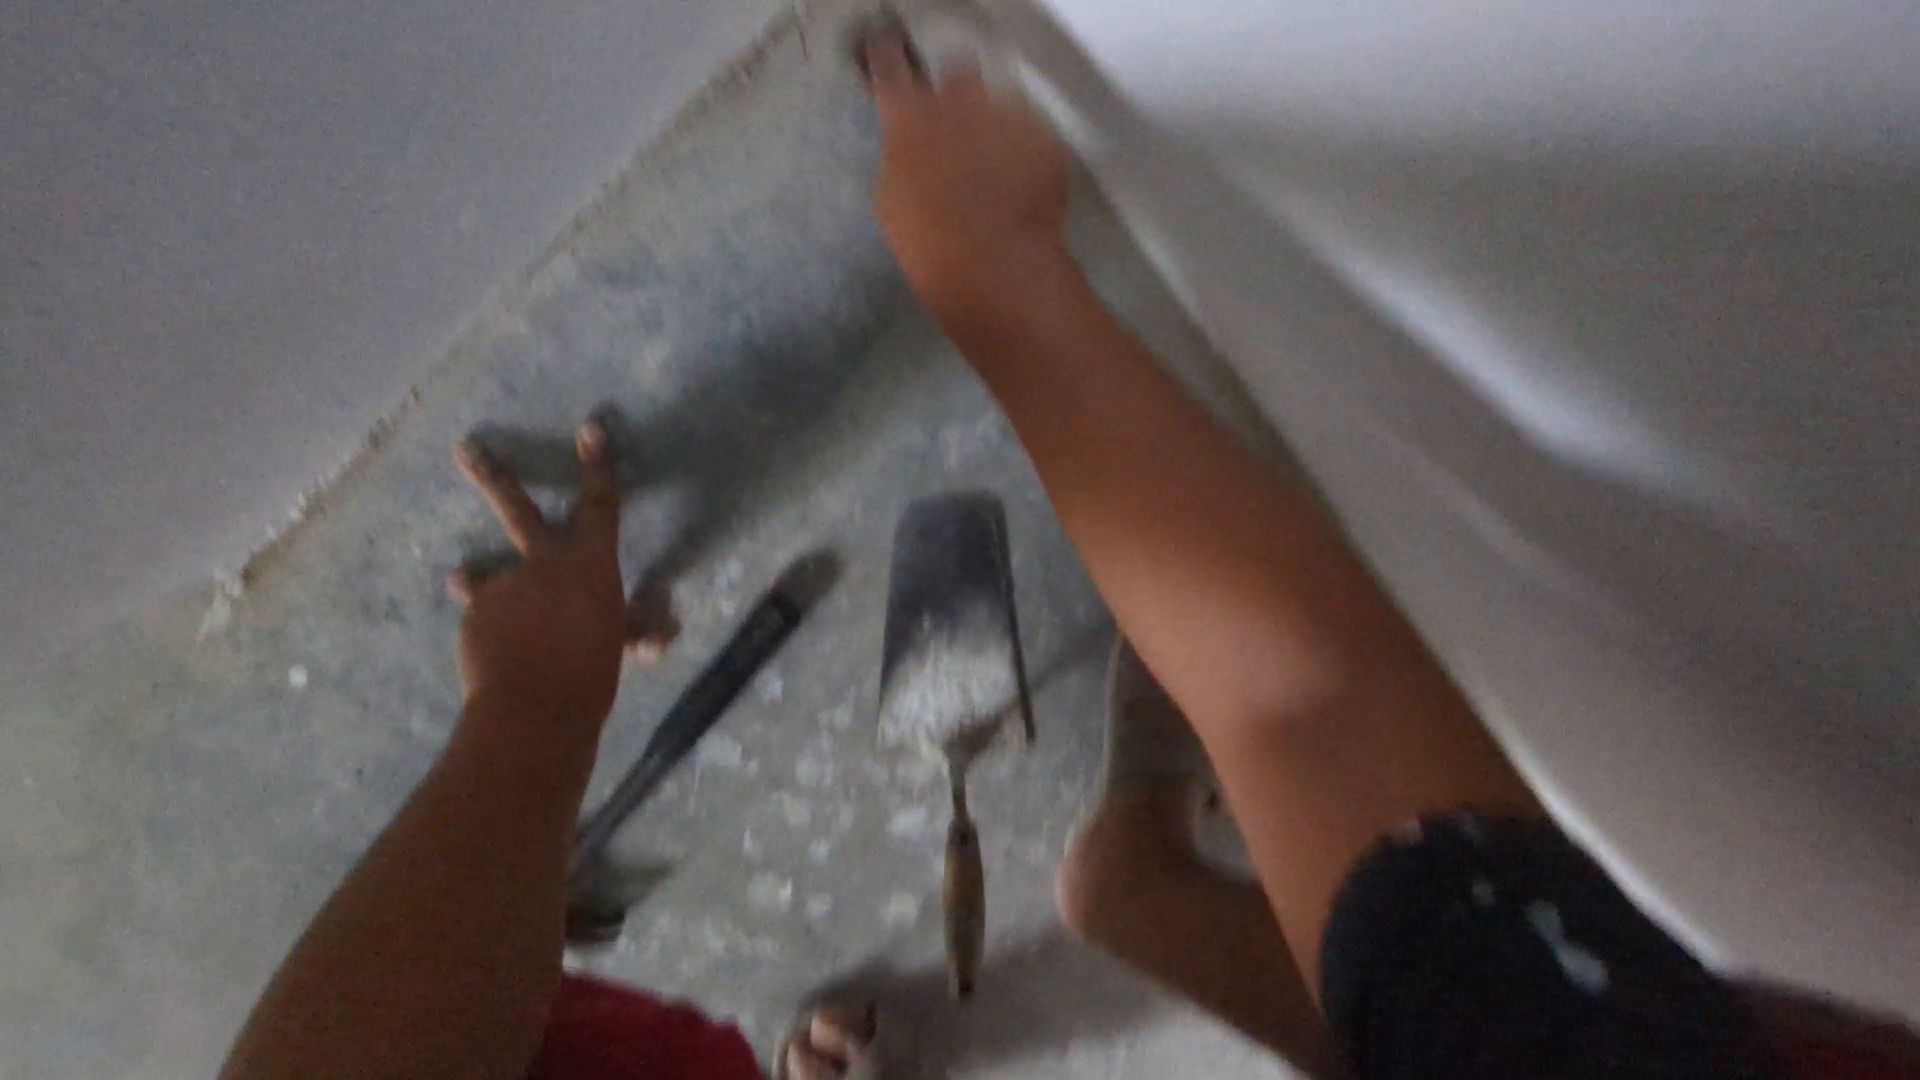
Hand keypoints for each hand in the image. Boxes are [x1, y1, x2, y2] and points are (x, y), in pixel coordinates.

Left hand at [449, 420, 626, 726]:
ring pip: (494, 573)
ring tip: (467, 579)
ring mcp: (505, 585)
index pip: (601, 505)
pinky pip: (486, 612)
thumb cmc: (594, 672)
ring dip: (483, 578)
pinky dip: (492, 625)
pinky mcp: (477, 612)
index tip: (590, 429)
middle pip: (518, 509)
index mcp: (592, 565)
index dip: (598, 466)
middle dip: (494, 475)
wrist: (535, 707)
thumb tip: (655, 644)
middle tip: (465, 448)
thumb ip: (632, 634)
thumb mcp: (620, 648)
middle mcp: (545, 563)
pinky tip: (497, 650)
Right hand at [863, 28, 1072, 323]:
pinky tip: (1022, 191)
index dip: (893, 67)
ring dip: (997, 130)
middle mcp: (961, 99)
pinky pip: (1033, 137)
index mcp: (910, 115)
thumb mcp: (894, 202)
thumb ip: (901, 158)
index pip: (892, 65)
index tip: (894, 76)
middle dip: (960, 102)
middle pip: (959, 78)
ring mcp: (1010, 115)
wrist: (997, 269)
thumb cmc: (930, 246)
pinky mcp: (1047, 139)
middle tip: (960, 143)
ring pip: (1001, 107)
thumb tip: (913, 148)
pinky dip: (1028, 156)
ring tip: (996, 177)